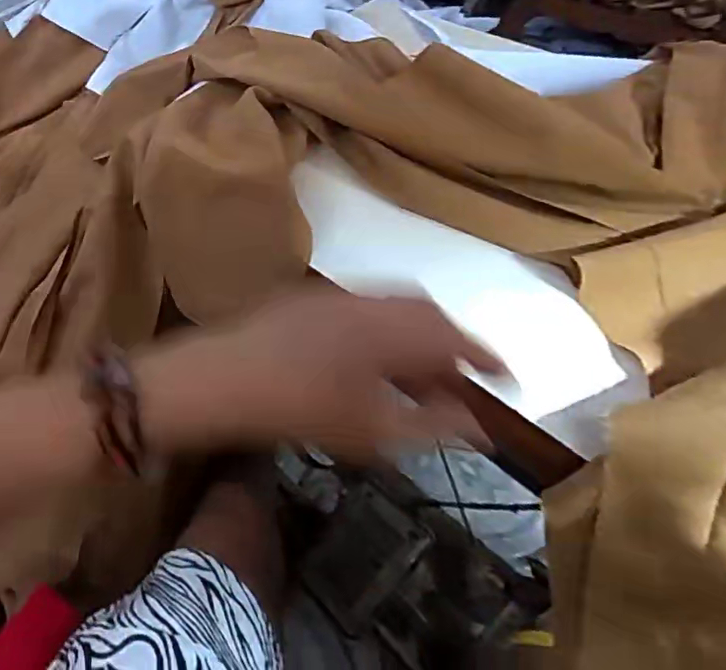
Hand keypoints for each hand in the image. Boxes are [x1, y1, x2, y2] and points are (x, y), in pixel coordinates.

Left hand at [138, 287, 505, 459]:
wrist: (219, 378)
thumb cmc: (298, 408)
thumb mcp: (373, 430)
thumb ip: (432, 424)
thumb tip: (477, 423)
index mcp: (386, 324)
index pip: (451, 332)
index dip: (484, 354)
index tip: (506, 377)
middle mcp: (360, 297)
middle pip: (420, 312)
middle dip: (446, 343)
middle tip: (461, 380)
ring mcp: (324, 295)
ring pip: (386, 310)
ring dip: (410, 338)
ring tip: (418, 380)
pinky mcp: (298, 301)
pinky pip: (356, 310)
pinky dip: (378, 333)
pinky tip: (371, 365)